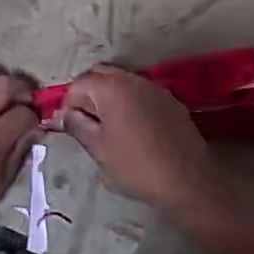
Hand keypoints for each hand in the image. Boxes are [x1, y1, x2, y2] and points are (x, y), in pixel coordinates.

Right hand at [57, 65, 225, 221]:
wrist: (186, 179)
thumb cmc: (136, 165)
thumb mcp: (98, 149)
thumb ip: (77, 125)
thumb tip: (67, 113)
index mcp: (111, 87)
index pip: (78, 83)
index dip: (69, 104)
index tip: (72, 126)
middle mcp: (133, 79)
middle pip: (100, 74)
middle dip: (88, 94)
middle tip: (87, 123)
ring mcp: (154, 87)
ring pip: (122, 81)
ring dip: (110, 96)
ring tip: (110, 127)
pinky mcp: (170, 100)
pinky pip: (141, 92)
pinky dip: (131, 102)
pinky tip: (134, 129)